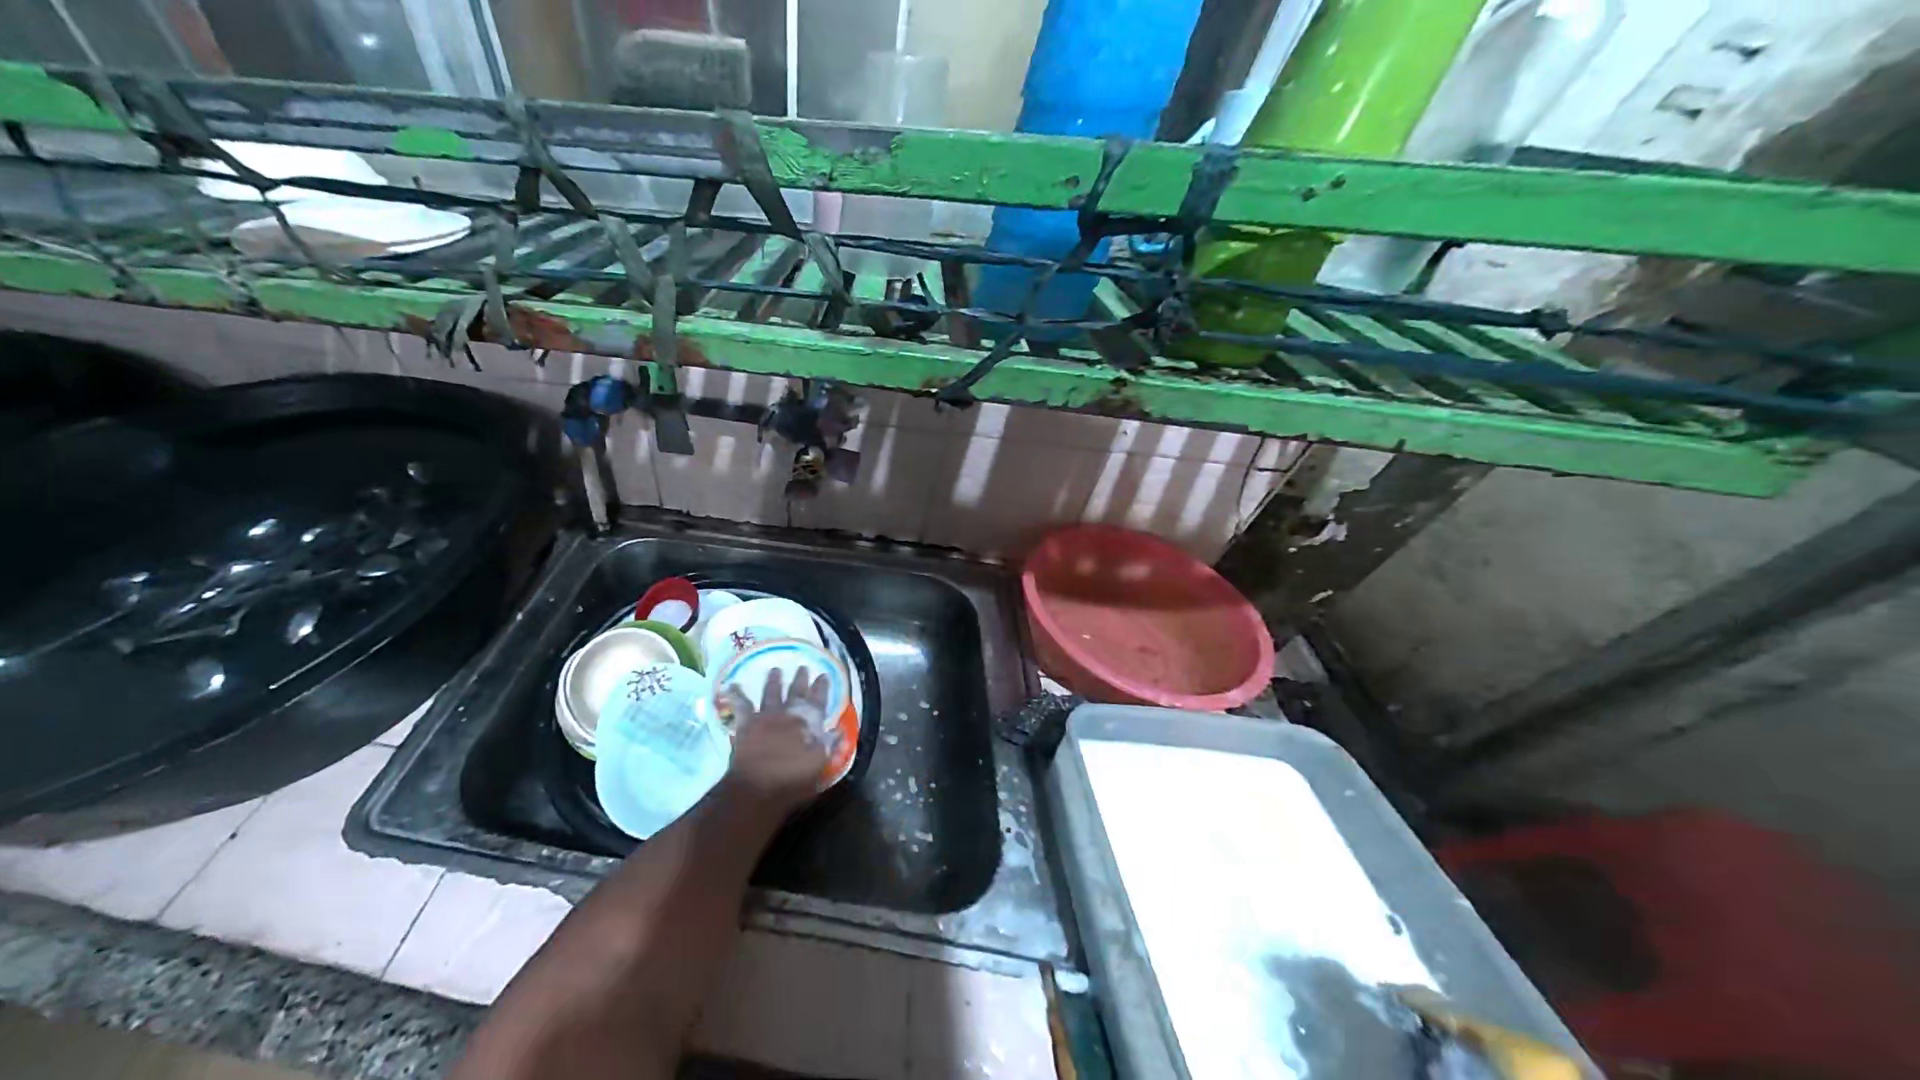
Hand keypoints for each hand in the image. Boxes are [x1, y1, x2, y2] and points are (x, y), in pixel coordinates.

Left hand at [721, 667, 829, 814]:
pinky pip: (741, 705)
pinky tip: (732, 685)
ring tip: (775, 670)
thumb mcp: (820, 764)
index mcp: (808, 722)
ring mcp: (766, 716)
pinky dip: (736, 695)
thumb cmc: (793, 780)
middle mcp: (788, 714)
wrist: (757, 788)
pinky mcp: (746, 724)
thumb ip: (830, 745)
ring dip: (774, 681)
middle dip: (800, 680)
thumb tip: (839, 730)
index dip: (822, 688)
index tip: (823, 675)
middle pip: (796, 692)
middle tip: (803, 667)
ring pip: (771, 693)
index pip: (819, 701)